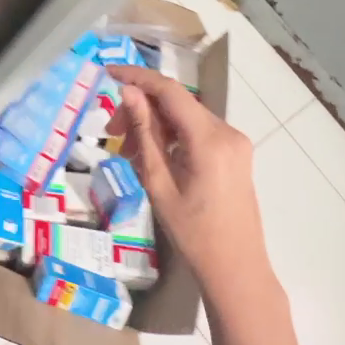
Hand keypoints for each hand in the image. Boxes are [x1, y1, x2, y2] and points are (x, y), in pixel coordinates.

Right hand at [106, 64, 304, 344]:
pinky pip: (195, 131)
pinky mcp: (234, 153)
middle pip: (175, 103)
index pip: (169, 91)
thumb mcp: (159, 182)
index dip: (137, 77)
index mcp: (210, 139)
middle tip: (112, 133)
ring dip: (153, 125)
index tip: (107, 73)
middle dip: (140, 110)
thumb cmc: (193, 232)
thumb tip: (128, 92)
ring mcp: (234, 142)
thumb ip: (144, 132)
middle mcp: (227, 132)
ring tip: (128, 152)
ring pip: (183, 117)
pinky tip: (151, 157)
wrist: (236, 270)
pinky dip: (170, 136)